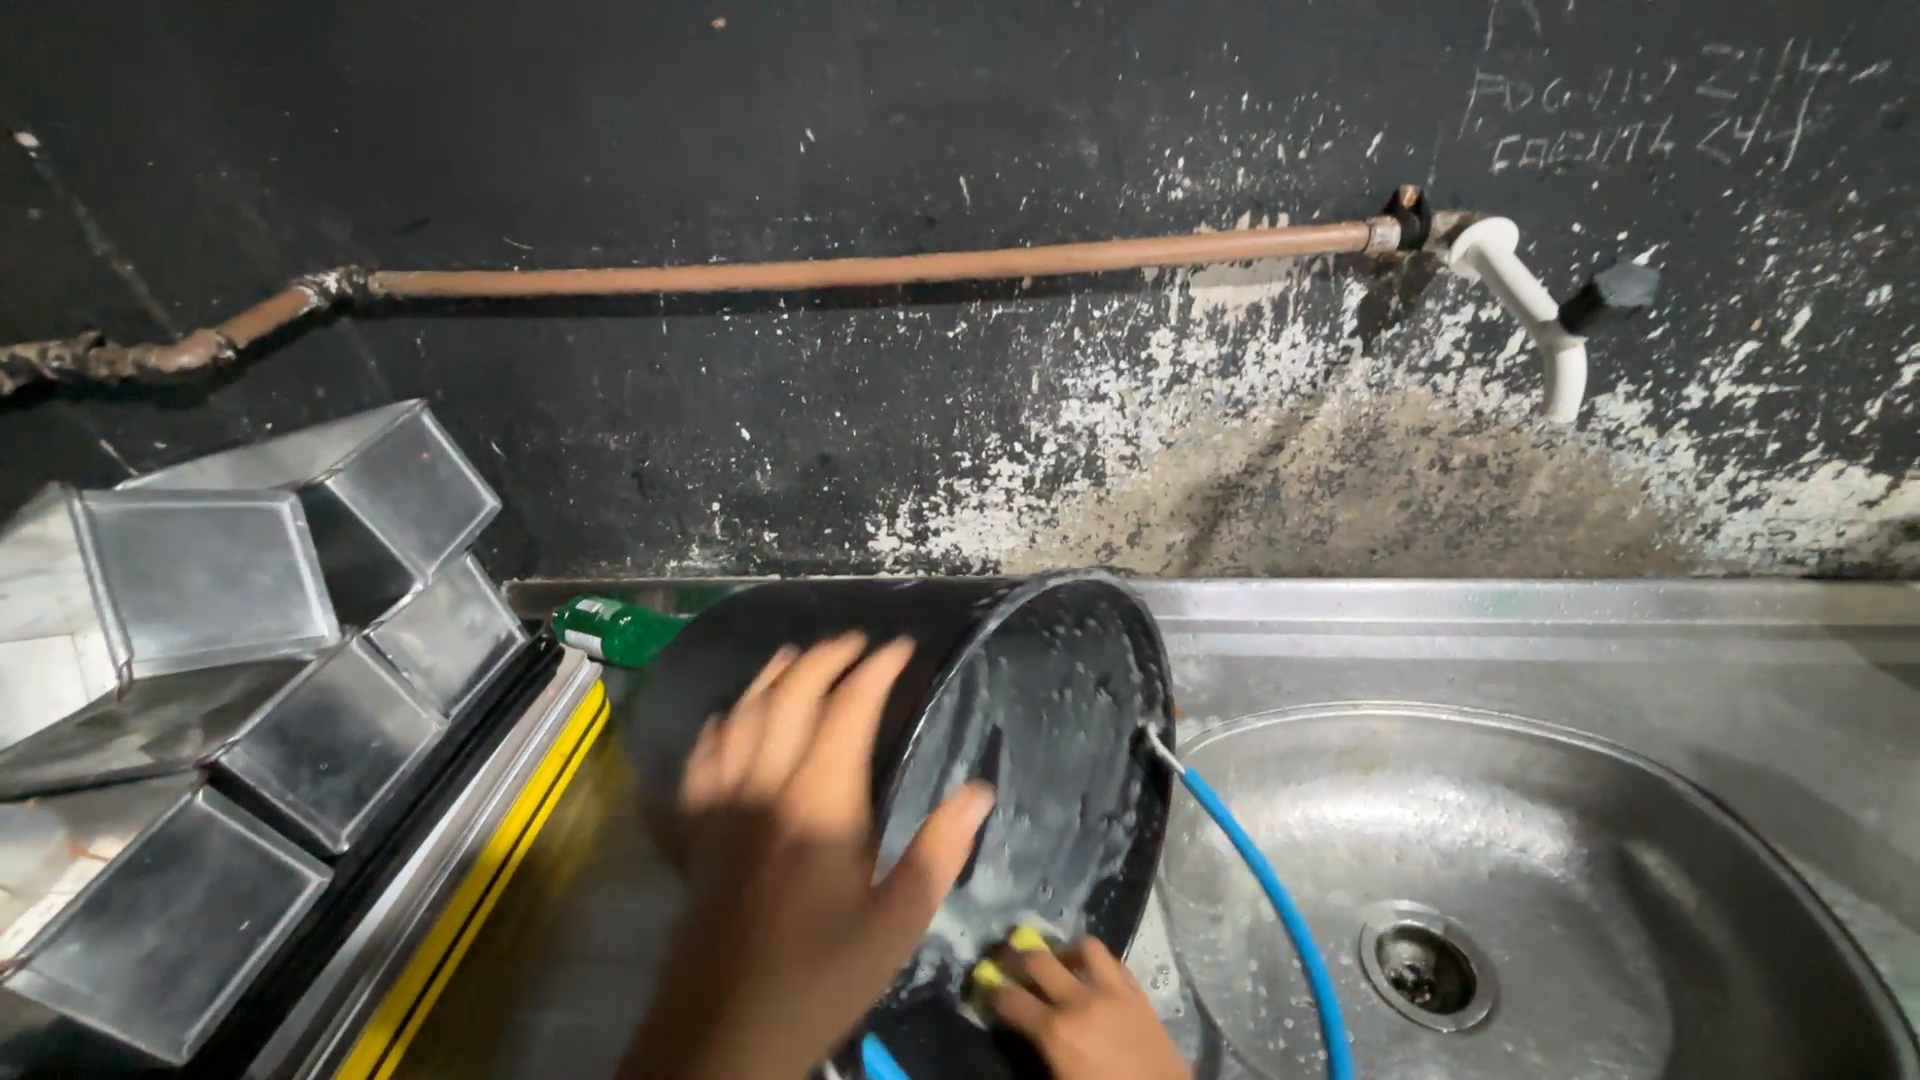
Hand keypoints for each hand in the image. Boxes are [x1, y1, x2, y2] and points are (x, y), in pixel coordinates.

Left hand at [621, 634, 995, 1079]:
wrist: (722, 1033)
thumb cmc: (819, 976)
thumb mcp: (896, 923)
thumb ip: (938, 851)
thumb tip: (979, 791)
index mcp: (820, 801)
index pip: (848, 709)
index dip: (875, 669)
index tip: (901, 647)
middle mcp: (767, 785)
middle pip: (790, 695)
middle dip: (825, 657)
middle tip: (856, 642)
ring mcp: (724, 804)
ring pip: (742, 715)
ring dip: (772, 677)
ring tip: (797, 656)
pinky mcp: (698, 830)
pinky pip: (704, 757)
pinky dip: (723, 724)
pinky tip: (731, 717)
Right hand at [987, 937, 1190, 1079]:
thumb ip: (1038, 1057)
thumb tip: (1024, 1033)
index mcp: (1056, 1033)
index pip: (1011, 1000)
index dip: (992, 992)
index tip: (985, 987)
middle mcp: (1081, 1002)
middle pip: (1038, 961)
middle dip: (1015, 958)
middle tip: (1007, 959)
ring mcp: (1113, 993)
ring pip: (1083, 947)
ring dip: (1065, 951)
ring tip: (1060, 962)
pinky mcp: (1139, 995)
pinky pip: (1115, 963)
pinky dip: (1100, 964)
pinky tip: (1095, 976)